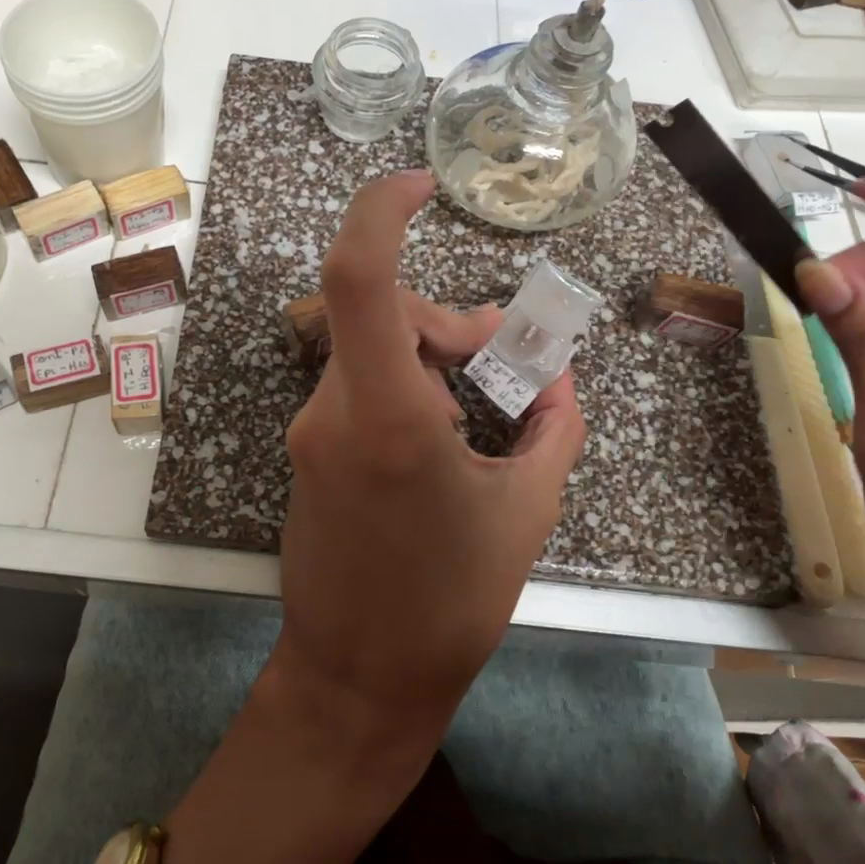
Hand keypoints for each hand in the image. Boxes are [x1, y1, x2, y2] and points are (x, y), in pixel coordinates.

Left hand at [277, 170, 587, 716]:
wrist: (358, 677)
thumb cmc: (450, 604)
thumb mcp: (527, 511)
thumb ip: (553, 429)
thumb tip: (559, 381)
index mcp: (386, 417)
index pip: (358, 278)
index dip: (380, 212)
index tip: (421, 186)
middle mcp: (332, 410)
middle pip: (380, 312)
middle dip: (447, 319)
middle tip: (502, 354)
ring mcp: (309, 430)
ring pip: (368, 348)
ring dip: (427, 352)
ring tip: (481, 397)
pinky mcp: (305, 450)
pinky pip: (356, 384)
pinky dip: (402, 381)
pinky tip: (442, 426)